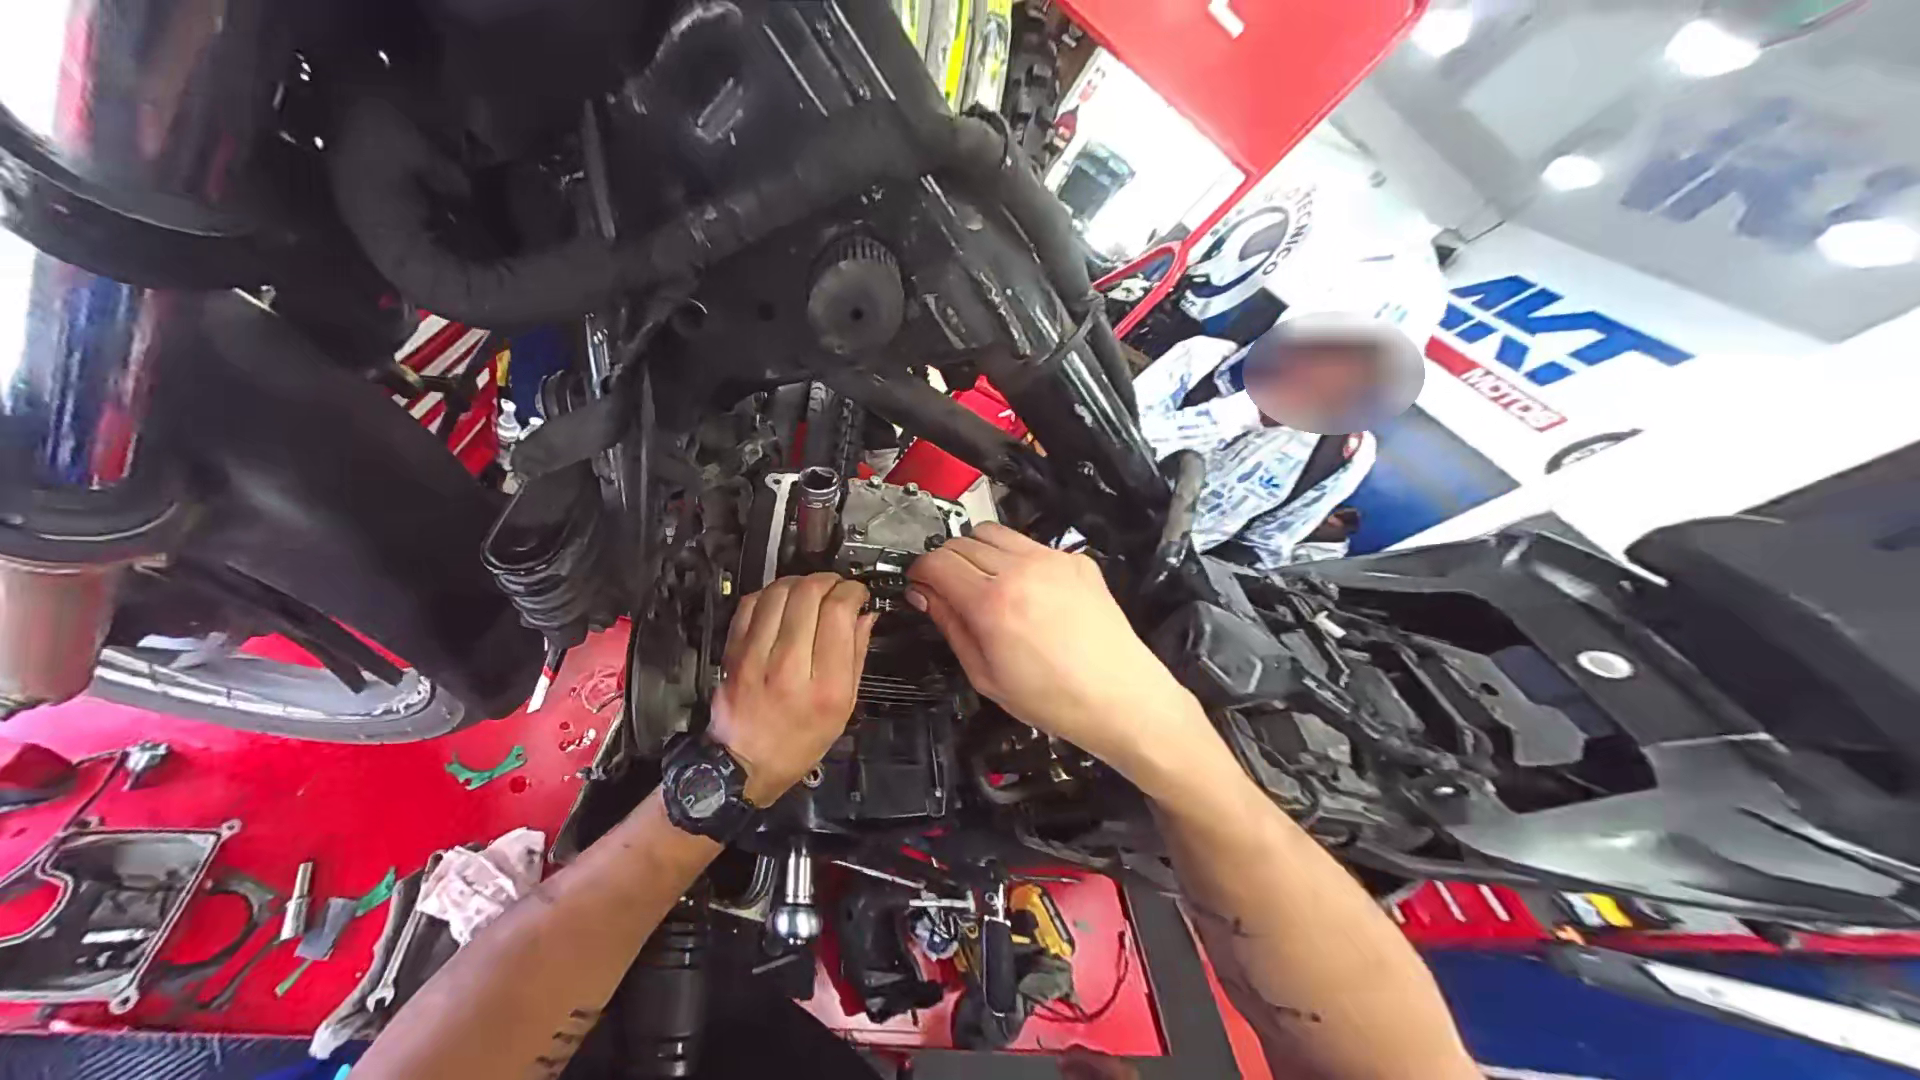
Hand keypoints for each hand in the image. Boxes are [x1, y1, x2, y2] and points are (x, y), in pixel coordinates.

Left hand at [709, 573, 876, 805]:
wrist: (743, 763)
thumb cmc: (799, 740)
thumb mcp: (845, 706)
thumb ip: (856, 654)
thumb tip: (865, 614)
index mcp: (824, 684)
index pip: (838, 611)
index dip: (852, 591)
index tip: (858, 594)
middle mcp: (788, 665)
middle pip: (809, 593)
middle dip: (829, 581)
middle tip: (837, 589)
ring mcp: (755, 655)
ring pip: (779, 591)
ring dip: (801, 582)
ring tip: (811, 592)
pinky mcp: (733, 651)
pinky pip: (752, 602)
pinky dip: (772, 593)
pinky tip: (783, 602)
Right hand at [904, 523, 1206, 777]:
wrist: (1121, 698)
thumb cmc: (1059, 698)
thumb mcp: (986, 675)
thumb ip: (951, 626)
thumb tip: (927, 597)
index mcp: (993, 604)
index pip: (936, 562)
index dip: (919, 573)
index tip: (920, 583)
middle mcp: (1022, 572)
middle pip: (961, 541)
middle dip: (945, 562)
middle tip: (947, 588)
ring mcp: (1052, 561)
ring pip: (993, 532)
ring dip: (977, 551)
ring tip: (983, 584)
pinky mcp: (1075, 561)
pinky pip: (1029, 544)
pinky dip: (1014, 557)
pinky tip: (1021, 588)